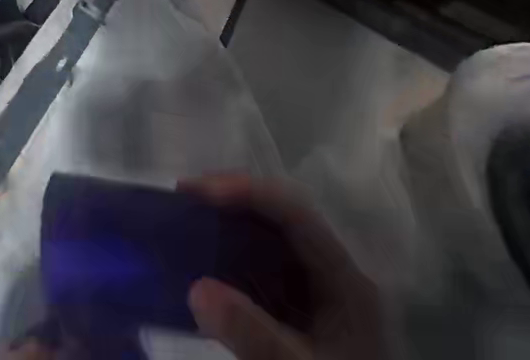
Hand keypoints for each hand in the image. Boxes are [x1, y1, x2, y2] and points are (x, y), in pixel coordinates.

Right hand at [180, 175, 386, 359]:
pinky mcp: (300, 311)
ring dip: (229, 222)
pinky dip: (231, 254)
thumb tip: (195, 288)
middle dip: (232, 199)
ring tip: (187, 217)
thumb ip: (254, 336)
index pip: (294, 213)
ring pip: (270, 236)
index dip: (246, 192)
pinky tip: (204, 259)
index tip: (199, 192)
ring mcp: (318, 292)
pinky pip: (263, 265)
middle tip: (184, 197)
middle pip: (281, 216)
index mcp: (346, 281)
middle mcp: (334, 274)